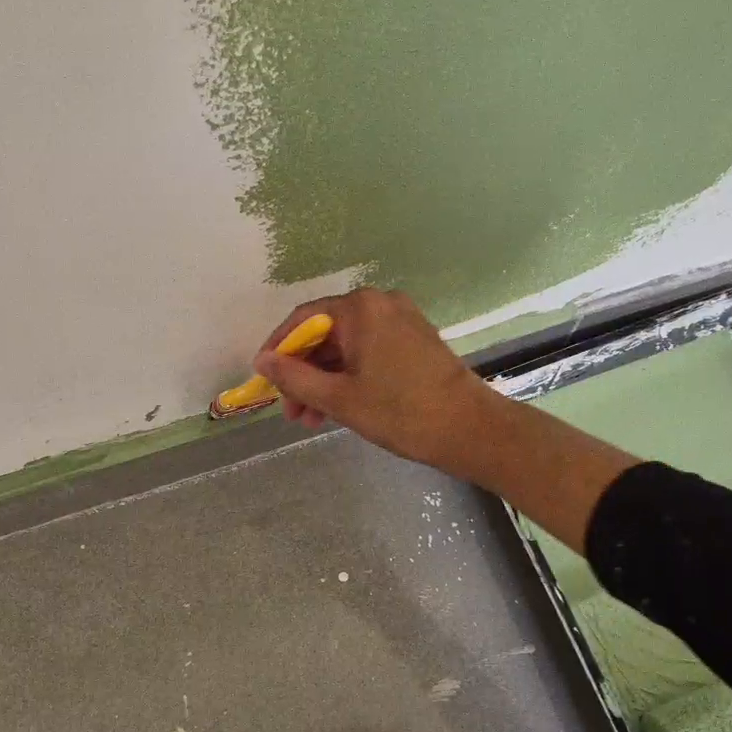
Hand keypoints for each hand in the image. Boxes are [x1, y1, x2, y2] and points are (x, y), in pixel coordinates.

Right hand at [252, 288, 494, 467]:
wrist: (468, 428)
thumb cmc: (400, 412)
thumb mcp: (338, 398)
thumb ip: (294, 378)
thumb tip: (262, 361)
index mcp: (360, 308)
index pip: (303, 320)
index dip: (278, 349)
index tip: (264, 380)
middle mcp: (380, 303)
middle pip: (326, 333)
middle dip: (304, 373)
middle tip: (292, 412)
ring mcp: (402, 320)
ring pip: (347, 347)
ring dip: (325, 380)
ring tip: (313, 419)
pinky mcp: (415, 339)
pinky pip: (369, 351)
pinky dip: (350, 376)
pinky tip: (340, 407)